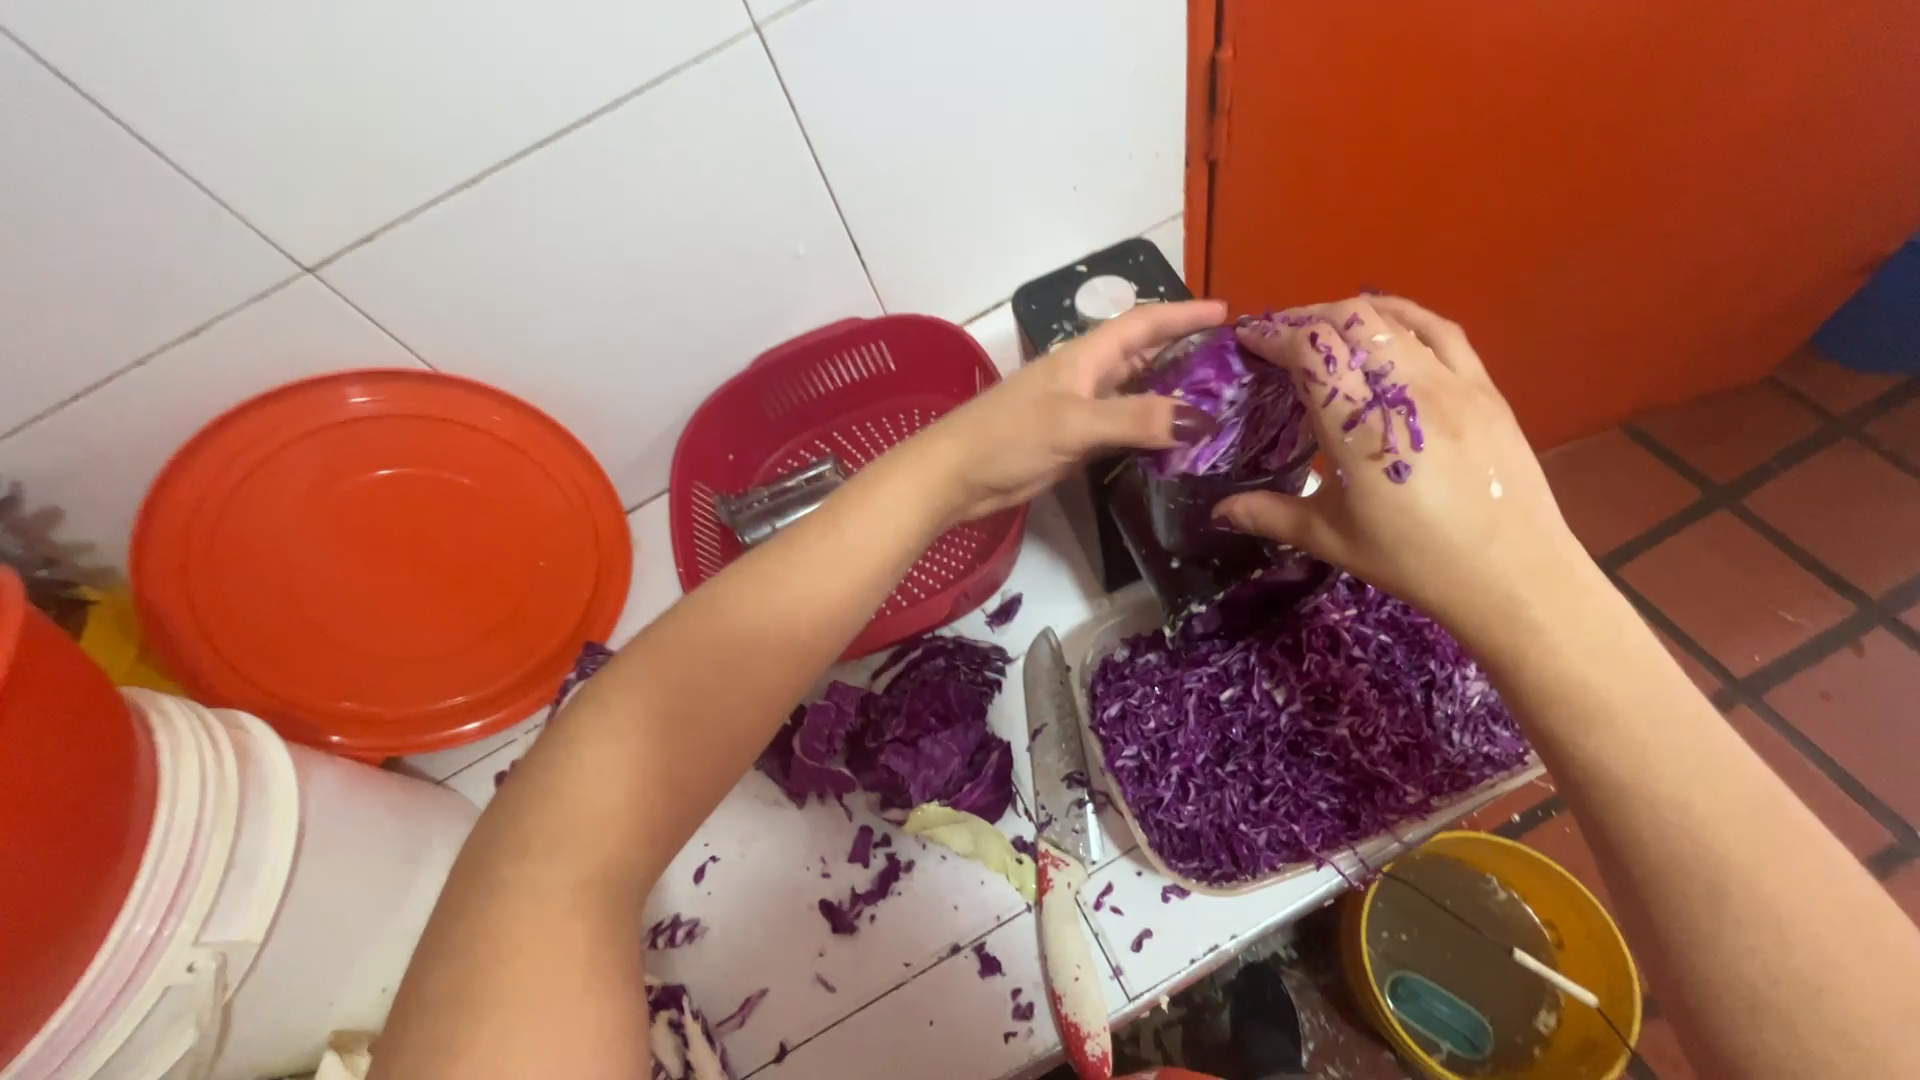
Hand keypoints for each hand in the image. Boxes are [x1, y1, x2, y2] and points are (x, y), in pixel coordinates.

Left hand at [910, 300, 1228, 523]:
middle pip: (1143, 357)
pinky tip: (1175, 445)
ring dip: (1170, 397)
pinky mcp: (1072, 444)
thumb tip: (1201, 419)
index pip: (1142, 324)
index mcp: (1084, 358)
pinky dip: (1149, 433)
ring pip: (1135, 396)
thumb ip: (1135, 418)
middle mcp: (1085, 378)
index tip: (1225, 312)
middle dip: (1185, 355)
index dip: (1181, 315)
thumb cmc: (1008, 437)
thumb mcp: (1075, 423)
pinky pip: (1122, 431)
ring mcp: (1078, 412)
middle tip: (1234, 366)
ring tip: (1218, 405)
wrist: (957, 476)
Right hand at [1213, 296, 1591, 639]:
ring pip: (1393, 318)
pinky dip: (1402, 316)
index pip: (1312, 350)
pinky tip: (1383, 324)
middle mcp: (1406, 390)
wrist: (1512, 574)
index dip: (1273, 336)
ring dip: (1348, 315)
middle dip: (1306, 318)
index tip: (1247, 340)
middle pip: (1350, 320)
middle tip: (1277, 339)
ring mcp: (1451, 383)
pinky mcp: (1483, 388)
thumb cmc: (1412, 560)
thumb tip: (1217, 511)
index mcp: (1361, 428)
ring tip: (1321, 333)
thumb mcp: (1329, 538)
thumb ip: (1268, 514)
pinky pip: (1440, 330)